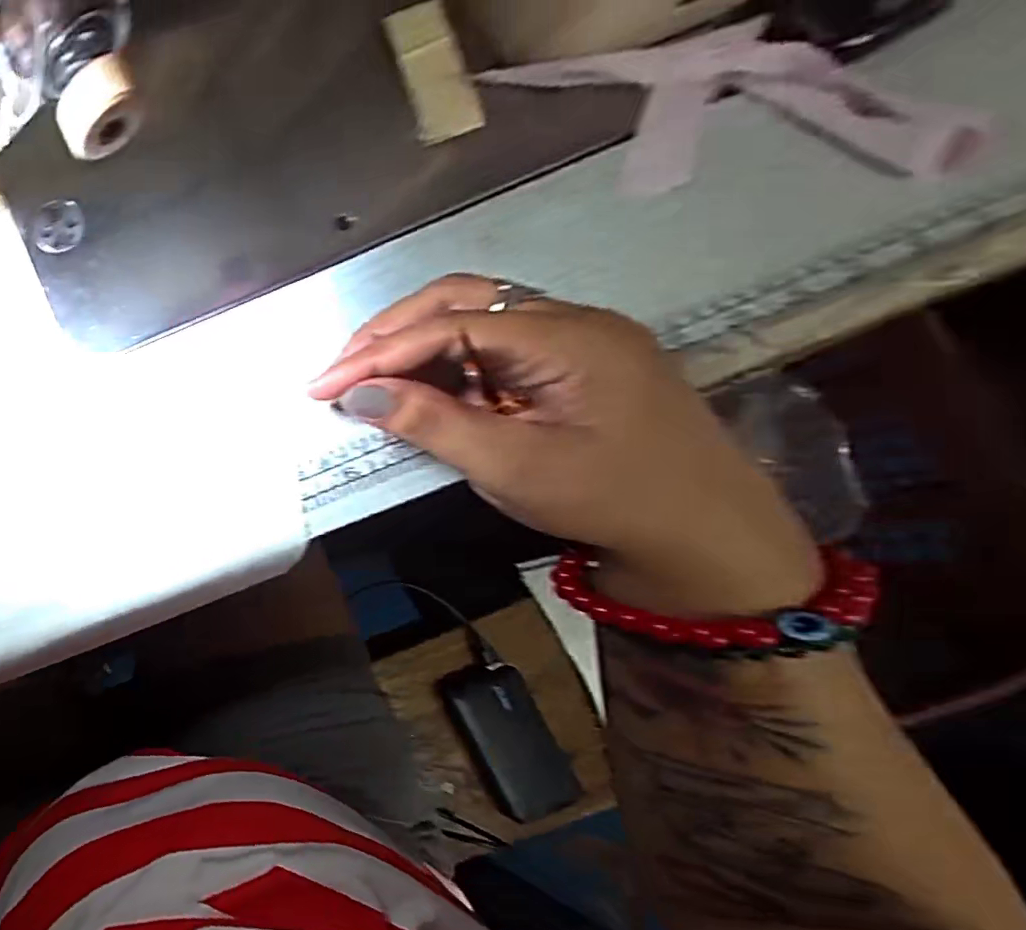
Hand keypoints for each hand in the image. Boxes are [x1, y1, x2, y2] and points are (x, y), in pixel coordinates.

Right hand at [309, 274, 820, 616]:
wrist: (702, 533)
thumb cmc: (608, 499)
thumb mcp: (511, 466)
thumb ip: (432, 423)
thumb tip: (359, 394)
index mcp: (566, 336)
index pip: (449, 323)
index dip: (379, 353)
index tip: (324, 386)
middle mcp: (571, 320)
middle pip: (461, 299)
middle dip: (391, 333)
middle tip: (339, 372)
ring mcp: (574, 340)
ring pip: (476, 317)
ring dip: (416, 344)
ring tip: (368, 380)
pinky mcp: (571, 366)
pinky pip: (496, 347)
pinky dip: (448, 363)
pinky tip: (424, 389)